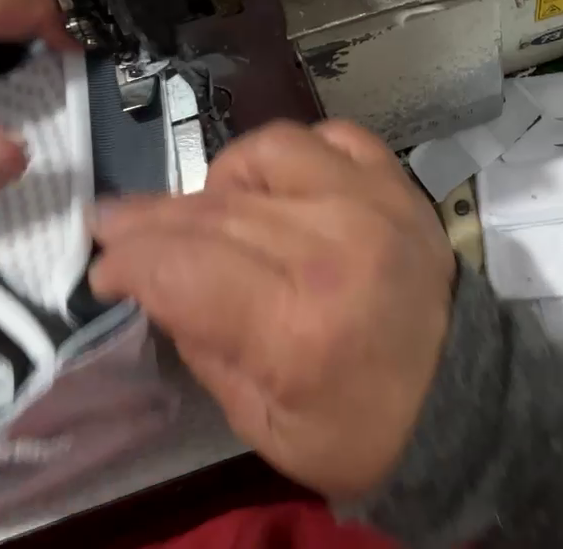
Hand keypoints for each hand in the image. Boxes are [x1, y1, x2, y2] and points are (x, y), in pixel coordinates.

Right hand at [90, 120, 456, 500]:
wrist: (459, 397)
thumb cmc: (358, 427)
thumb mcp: (261, 421)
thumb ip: (203, 344)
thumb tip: (156, 280)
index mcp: (296, 326)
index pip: (182, 266)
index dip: (127, 261)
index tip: (103, 268)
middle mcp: (333, 247)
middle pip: (214, 209)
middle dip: (149, 219)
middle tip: (116, 227)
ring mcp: (371, 203)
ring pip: (268, 151)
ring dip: (222, 177)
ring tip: (211, 208)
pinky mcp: (397, 184)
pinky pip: (334, 134)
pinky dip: (296, 150)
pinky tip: (281, 182)